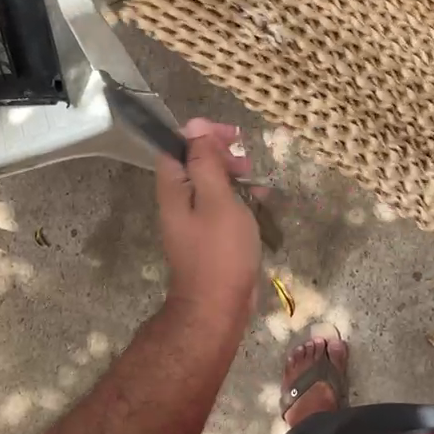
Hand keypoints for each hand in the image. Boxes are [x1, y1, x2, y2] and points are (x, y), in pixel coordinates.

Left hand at [155, 119, 260, 331]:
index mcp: (174, 189)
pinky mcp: (209, 239)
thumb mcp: (217, 199)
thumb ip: (205, 161)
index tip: (231, 135)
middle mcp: (178, 203)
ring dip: (233, 178)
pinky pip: (221, 209)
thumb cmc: (219, 251)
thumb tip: (195, 126)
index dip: (202, 134)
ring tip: (257, 183)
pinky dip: (239, 201)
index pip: (176, 146)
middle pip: (194, 164)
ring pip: (211, 187)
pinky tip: (260, 205)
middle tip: (246, 161)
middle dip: (220, 155)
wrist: (216, 307)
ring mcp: (193, 223)